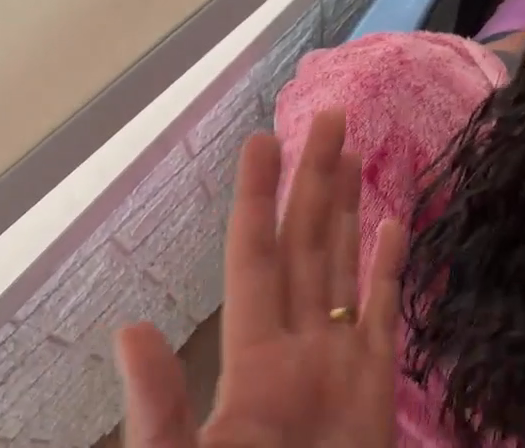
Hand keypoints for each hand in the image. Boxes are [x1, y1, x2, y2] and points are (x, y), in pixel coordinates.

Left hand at [116, 110, 406, 447]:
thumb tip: (129, 330)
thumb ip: (160, 408)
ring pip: (343, 261)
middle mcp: (297, 340)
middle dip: (315, 178)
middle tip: (328, 117)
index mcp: (253, 355)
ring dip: (349, 206)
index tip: (264, 140)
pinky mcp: (377, 382)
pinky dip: (390, 266)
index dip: (257, 198)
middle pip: (306, 241)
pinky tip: (395, 222)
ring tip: (355, 151)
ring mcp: (339, 357)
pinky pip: (384, 310)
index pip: (254, 255)